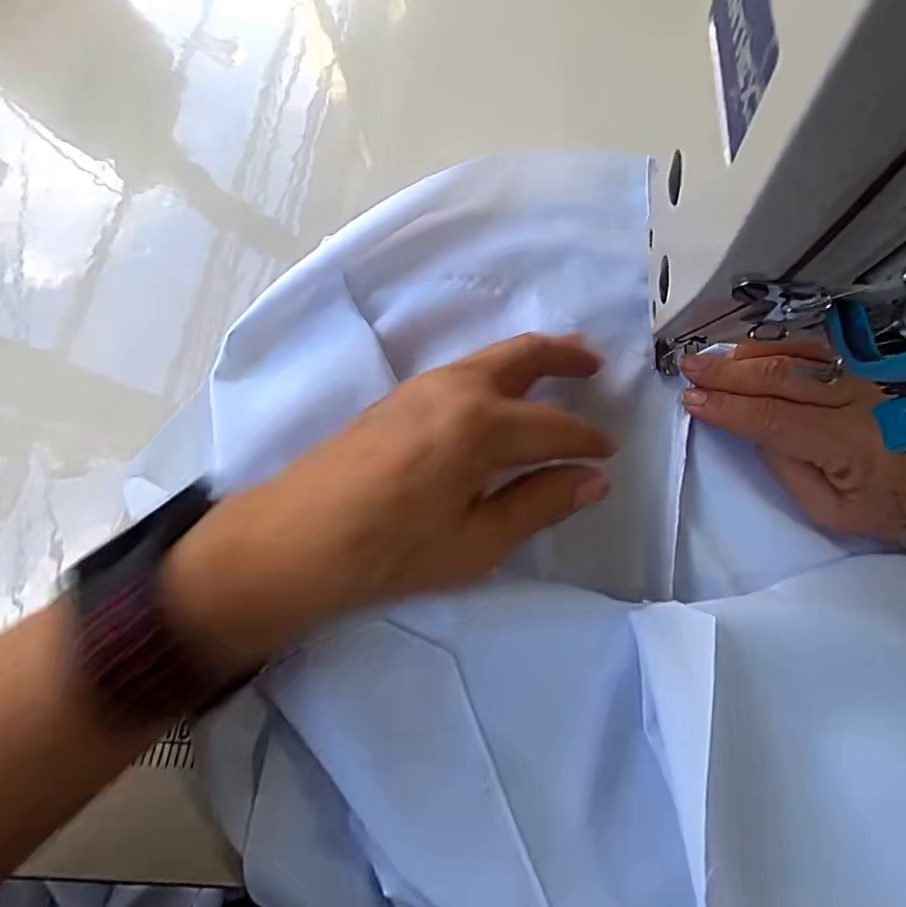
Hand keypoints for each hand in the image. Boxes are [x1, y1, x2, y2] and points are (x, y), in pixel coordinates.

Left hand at [165, 333, 616, 662]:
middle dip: (564, 355)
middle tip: (596, 363)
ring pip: (487, 358)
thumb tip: (591, 479)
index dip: (586, 441)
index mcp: (481, 424)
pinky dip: (492, 372)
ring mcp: (418, 387)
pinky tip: (495, 397)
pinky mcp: (395, 398)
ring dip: (526, 359)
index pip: (553, 425)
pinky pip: (459, 372)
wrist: (298, 537)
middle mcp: (453, 389)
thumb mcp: (476, 542)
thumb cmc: (391, 551)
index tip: (608, 453)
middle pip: (521, 355)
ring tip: (554, 370)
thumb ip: (538, 503)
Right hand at [679, 338, 905, 572]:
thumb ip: (787, 467)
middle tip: (689, 368)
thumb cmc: (900, 513)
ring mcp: (875, 381)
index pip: (771, 417)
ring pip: (800, 356)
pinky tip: (754, 351)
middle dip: (727, 372)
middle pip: (781, 377)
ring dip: (749, 355)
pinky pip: (823, 351)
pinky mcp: (882, 372)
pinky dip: (782, 346)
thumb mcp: (830, 511)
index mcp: (849, 447)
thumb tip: (754, 430)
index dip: (726, 407)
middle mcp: (863, 404)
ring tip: (712, 358)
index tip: (691, 400)